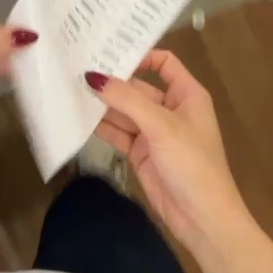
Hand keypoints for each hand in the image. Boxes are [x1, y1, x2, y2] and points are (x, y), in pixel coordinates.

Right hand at [87, 50, 247, 248]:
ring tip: (70, 86)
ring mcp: (153, 132)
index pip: (163, 63)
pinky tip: (77, 114)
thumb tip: (91, 76)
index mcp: (186, 95)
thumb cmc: (192, 163)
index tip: (109, 52)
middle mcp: (169, 109)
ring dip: (102, 102)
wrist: (203, 221)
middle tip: (77, 66)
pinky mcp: (139, 152)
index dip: (140, 55)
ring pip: (123, 110)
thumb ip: (126, 99)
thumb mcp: (161, 126)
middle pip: (137, 86)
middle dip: (111, 80)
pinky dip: (100, 124)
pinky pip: (117, 131)